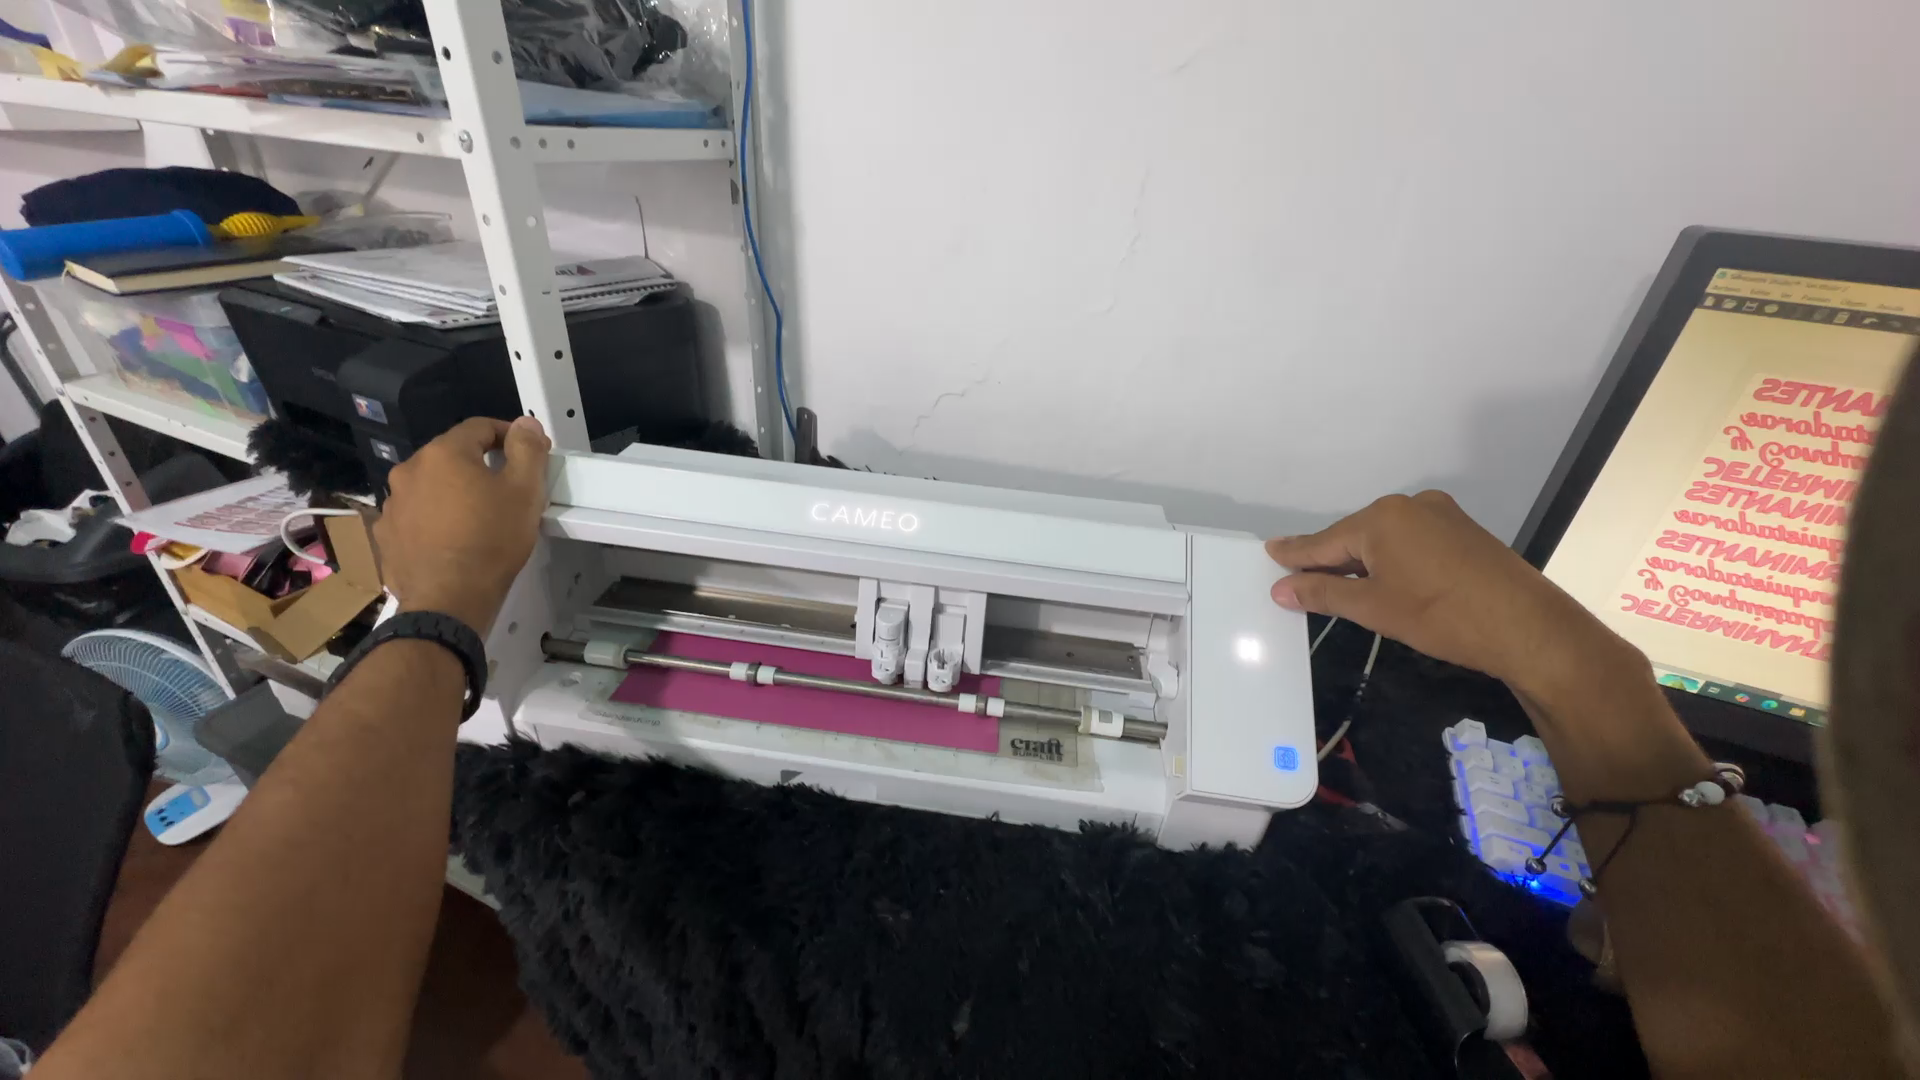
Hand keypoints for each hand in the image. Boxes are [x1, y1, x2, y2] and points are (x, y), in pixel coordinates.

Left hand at [372, 416, 550, 633]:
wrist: (449, 598)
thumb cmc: (493, 539)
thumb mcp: (525, 491)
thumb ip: (528, 450)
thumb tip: (525, 424)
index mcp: (444, 454)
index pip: (478, 427)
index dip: (509, 435)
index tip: (531, 452)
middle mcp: (409, 470)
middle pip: (451, 456)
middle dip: (481, 464)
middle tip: (508, 487)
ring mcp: (393, 503)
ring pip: (432, 486)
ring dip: (455, 492)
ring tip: (481, 516)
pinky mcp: (386, 534)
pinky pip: (417, 515)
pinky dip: (436, 518)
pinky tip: (455, 538)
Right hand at [1265, 491, 1635, 697]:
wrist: (1530, 630)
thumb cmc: (1442, 617)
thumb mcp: (1373, 608)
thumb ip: (1322, 593)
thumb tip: (1281, 589)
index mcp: (1382, 518)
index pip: (1323, 541)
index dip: (1294, 556)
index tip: (1269, 554)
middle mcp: (1409, 506)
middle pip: (1353, 537)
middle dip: (1329, 562)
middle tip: (1300, 582)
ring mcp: (1441, 516)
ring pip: (1383, 540)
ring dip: (1361, 563)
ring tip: (1341, 588)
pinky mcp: (1463, 532)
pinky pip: (1410, 542)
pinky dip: (1391, 561)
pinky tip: (1386, 582)